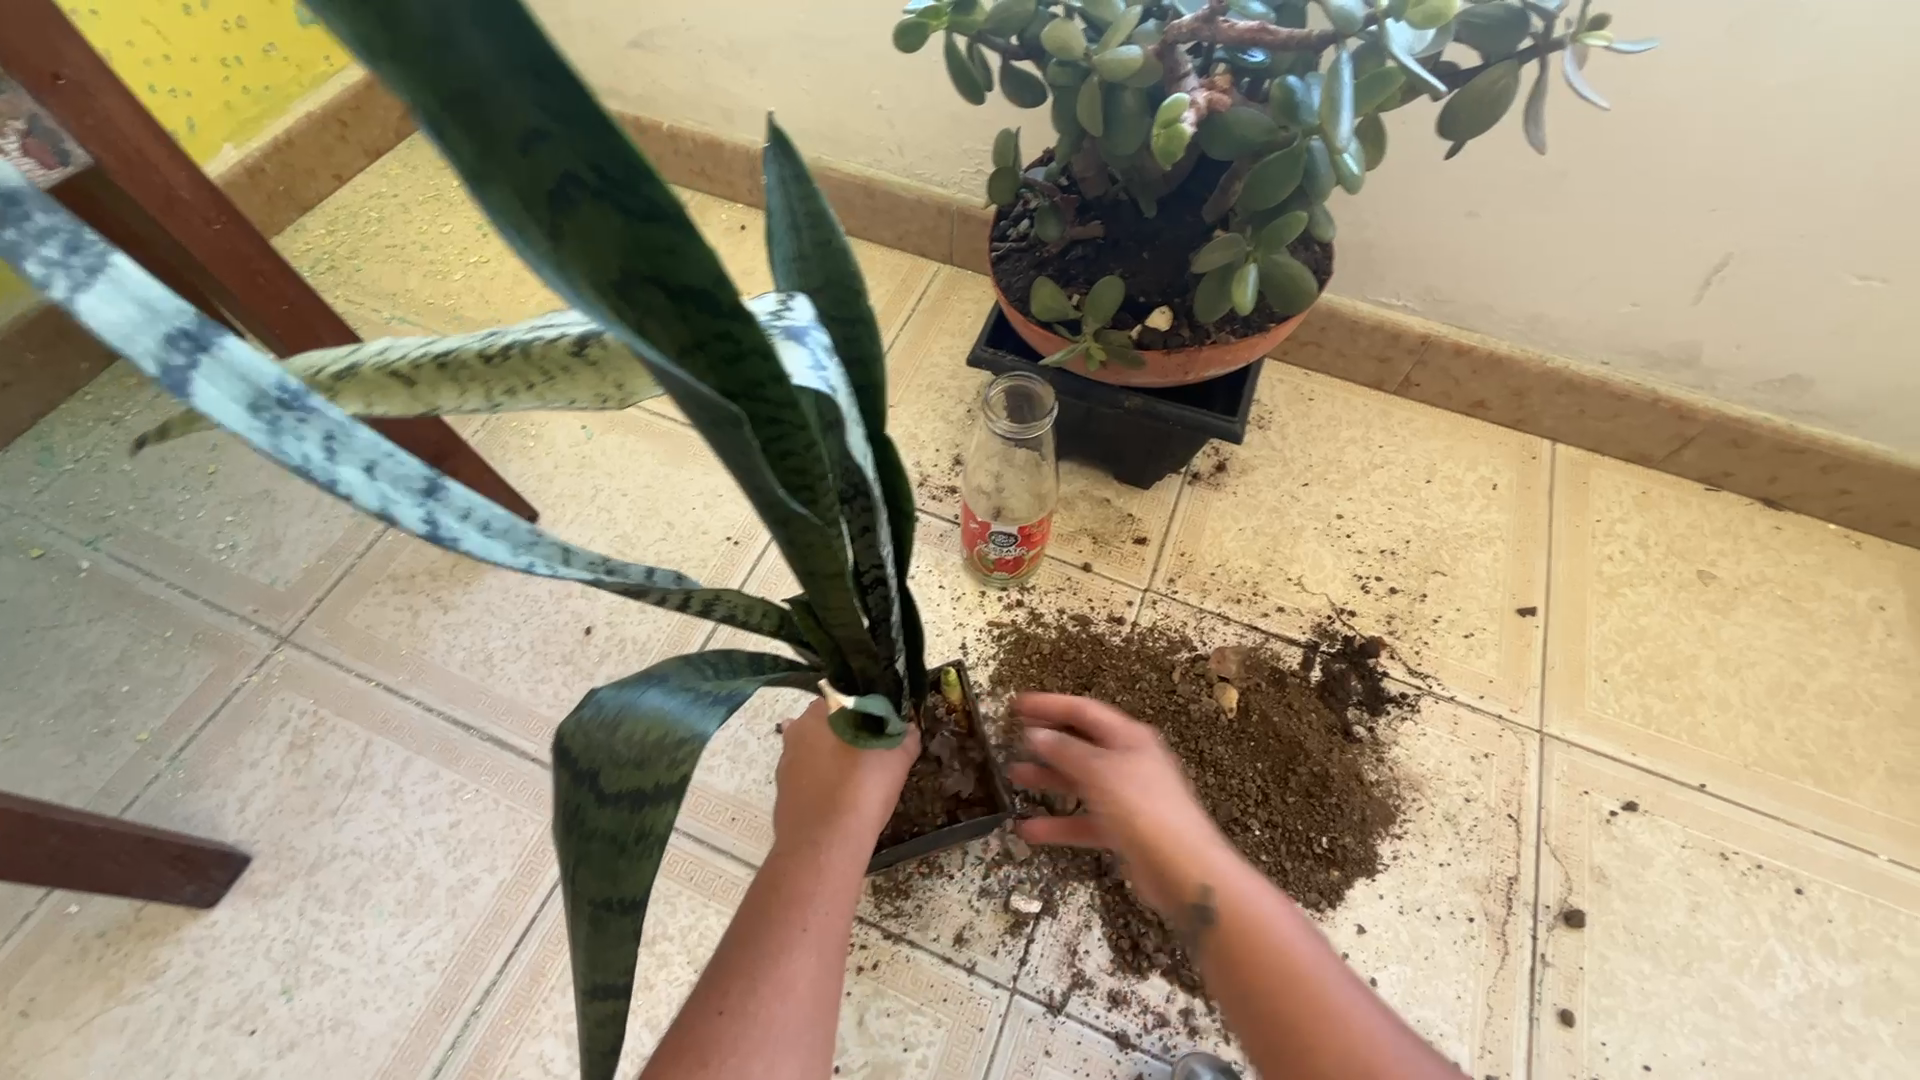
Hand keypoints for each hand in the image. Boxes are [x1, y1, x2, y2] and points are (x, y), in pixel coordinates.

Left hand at [772, 698, 919, 856]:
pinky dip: (824, 782)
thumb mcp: (896, 759)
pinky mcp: (783, 793)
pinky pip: (809, 778)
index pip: (844, 696)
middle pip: (828, 724)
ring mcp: (785, 764)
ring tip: (860, 778)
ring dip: (835, 758)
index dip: (866, 709)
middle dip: (849, 733)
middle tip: (875, 750)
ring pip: (816, 751)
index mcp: (819, 713)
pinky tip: (842, 797)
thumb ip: (905, 737)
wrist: (824, 846)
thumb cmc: (860, 789)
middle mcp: (796, 732)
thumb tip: (909, 729)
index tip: (882, 726)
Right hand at [1009, 692, 1234, 916]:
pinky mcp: (1122, 830)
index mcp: (1128, 737)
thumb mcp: (1099, 771)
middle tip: (1014, 738)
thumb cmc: (1143, 807)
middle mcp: (1128, 761)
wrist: (1183, 870)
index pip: (1083, 711)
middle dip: (1048, 742)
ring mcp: (1125, 797)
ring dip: (1048, 778)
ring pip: (1080, 781)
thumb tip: (1037, 735)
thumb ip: (1065, 751)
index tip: (1018, 705)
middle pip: (1081, 744)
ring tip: (1015, 776)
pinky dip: (1058, 824)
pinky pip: (1083, 820)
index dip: (1050, 705)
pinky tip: (1028, 829)